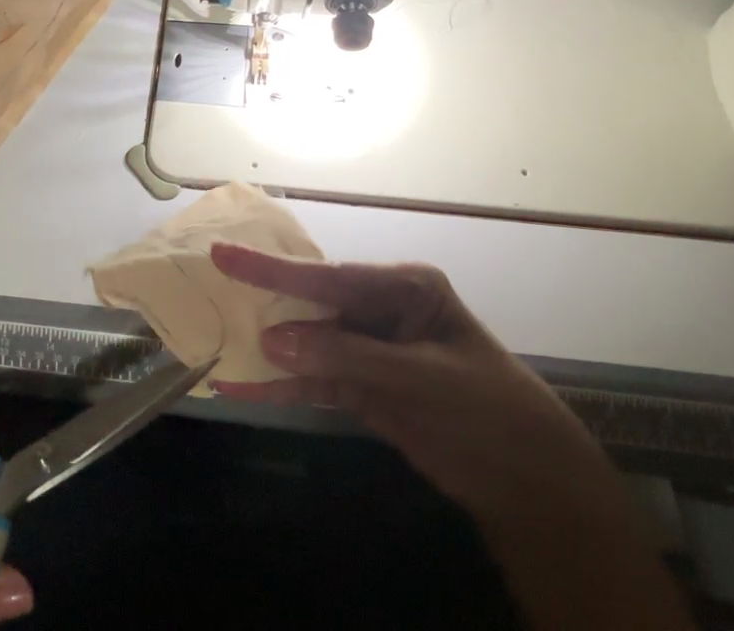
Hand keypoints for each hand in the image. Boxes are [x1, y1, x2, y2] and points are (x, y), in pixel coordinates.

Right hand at [210, 244, 692, 630]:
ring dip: (264, 349)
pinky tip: (242, 386)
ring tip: (211, 340)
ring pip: (304, 344)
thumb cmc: (487, 410)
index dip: (273, 269)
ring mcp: (368, 351)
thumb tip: (273, 338)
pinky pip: (311, 382)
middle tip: (205, 292)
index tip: (223, 254)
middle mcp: (381, 311)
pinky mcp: (361, 388)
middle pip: (309, 303)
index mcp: (405, 288)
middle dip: (261, 302)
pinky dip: (279, 386)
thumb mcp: (419, 377)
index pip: (329, 275)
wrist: (528, 479)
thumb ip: (345, 355)